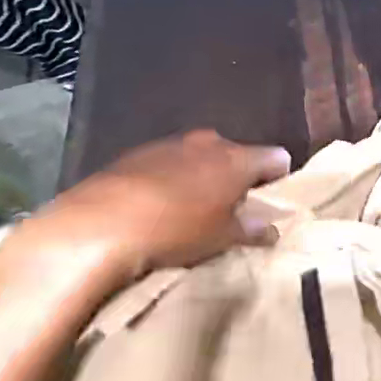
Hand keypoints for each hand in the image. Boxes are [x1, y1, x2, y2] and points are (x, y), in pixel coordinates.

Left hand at [18, 131, 291, 286]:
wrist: (100, 224)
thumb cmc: (177, 230)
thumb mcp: (223, 239)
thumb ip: (252, 229)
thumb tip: (270, 228)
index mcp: (237, 158)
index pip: (276, 157)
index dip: (279, 178)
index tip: (272, 201)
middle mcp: (209, 142)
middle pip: (237, 155)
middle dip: (239, 178)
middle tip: (232, 209)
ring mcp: (171, 143)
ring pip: (202, 157)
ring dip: (204, 177)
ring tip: (193, 210)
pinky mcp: (138, 153)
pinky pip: (169, 163)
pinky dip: (173, 179)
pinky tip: (159, 206)